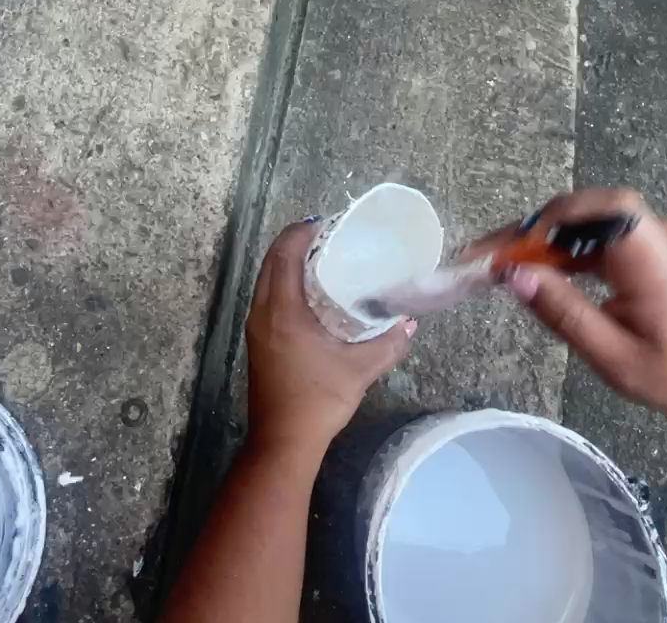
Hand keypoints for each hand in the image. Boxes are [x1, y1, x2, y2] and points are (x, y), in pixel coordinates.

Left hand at [245, 220, 414, 452]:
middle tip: (328, 237)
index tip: (327, 224)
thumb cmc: (318, 399)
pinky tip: (308, 291)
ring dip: (287, 261)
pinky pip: (266, 294)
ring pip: (266, 277)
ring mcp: (256, 326)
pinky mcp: (258, 339)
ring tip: (321, 258)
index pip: (285, 253)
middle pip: (272, 260)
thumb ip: (388, 343)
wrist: (283, 441)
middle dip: (296, 242)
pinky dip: (283, 281)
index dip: (302, 232)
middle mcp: (262, 311)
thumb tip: (410, 322)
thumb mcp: (360, 370)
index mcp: (282, 309)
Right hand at [496, 188, 666, 425]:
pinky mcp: (651, 240)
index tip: (505, 252)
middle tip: (492, 258)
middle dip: (533, 229)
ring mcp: (658, 232)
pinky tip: (543, 269)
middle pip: (586, 209)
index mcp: (656, 261)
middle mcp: (660, 232)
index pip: (601, 213)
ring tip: (507, 265)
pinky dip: (565, 245)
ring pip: (588, 218)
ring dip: (545, 237)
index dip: (549, 221)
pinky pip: (599, 231)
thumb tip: (513, 276)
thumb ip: (563, 313)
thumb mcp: (614, 358)